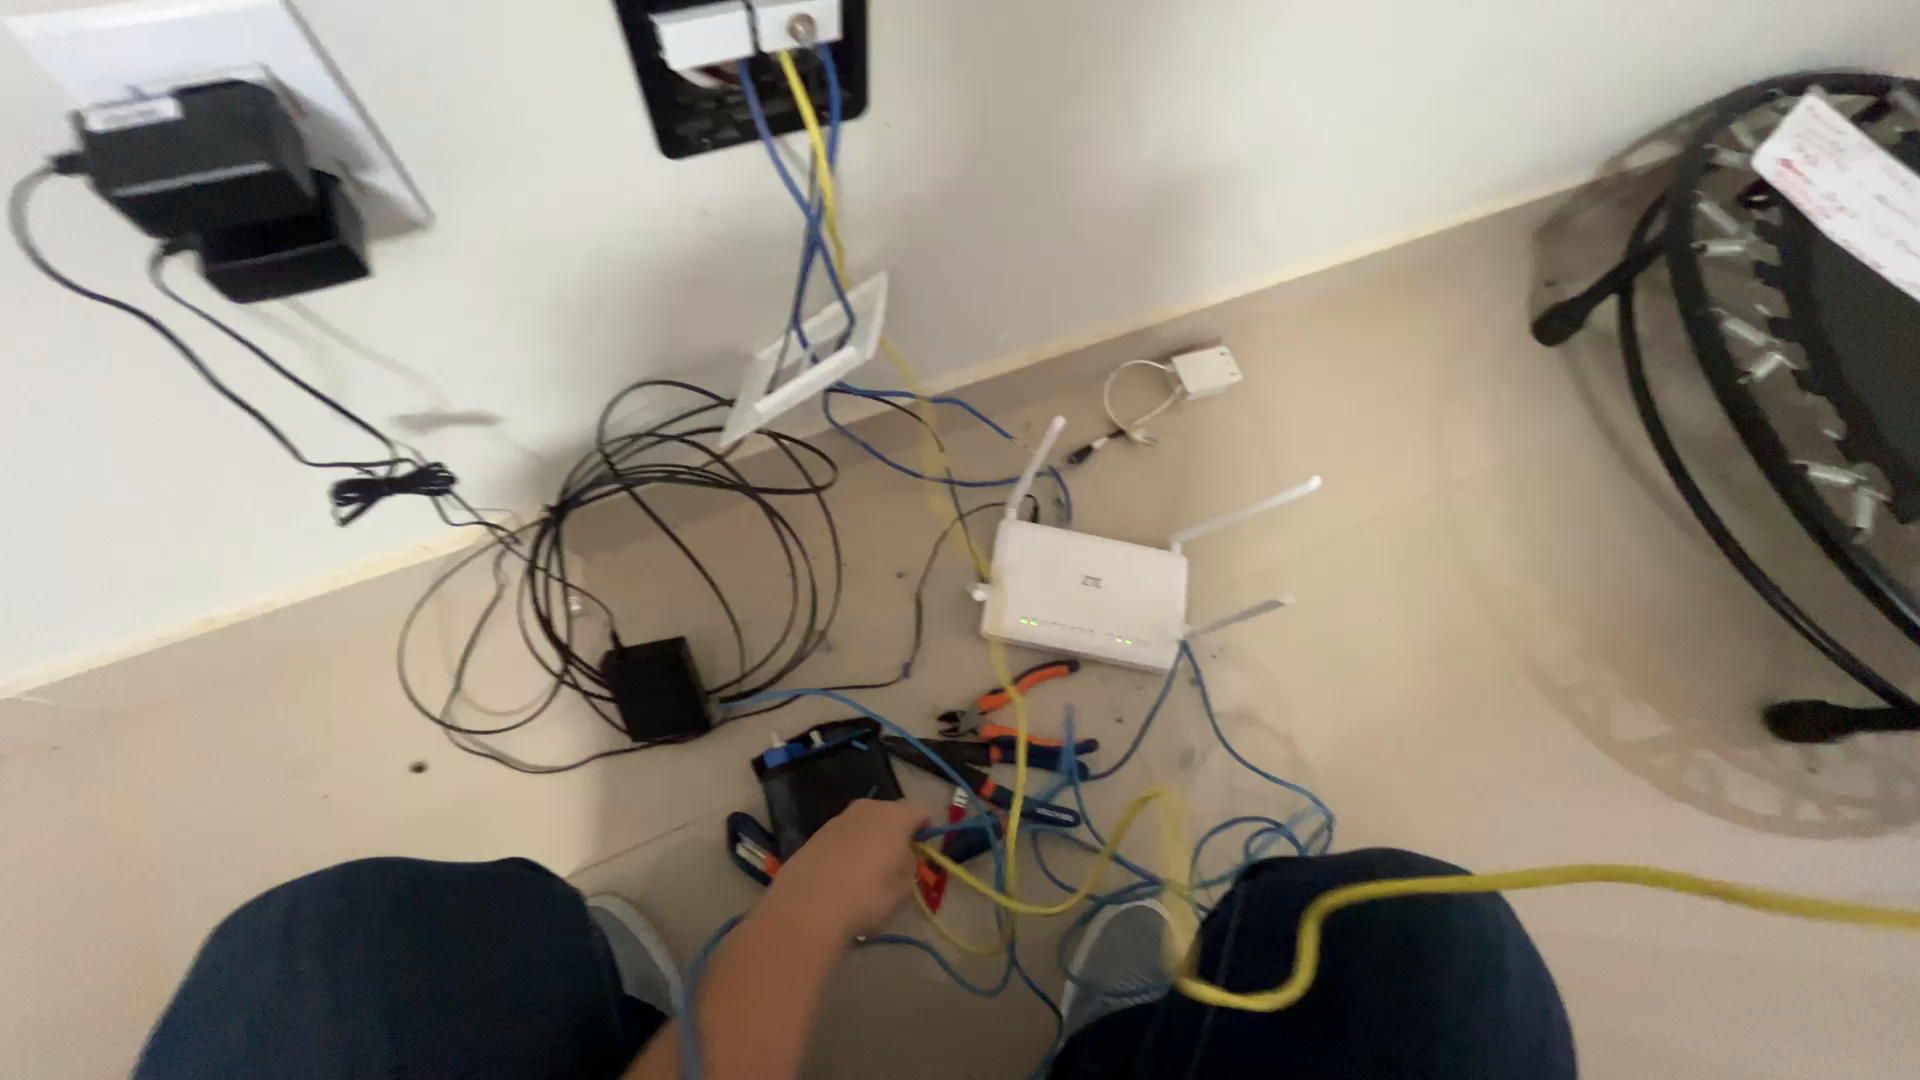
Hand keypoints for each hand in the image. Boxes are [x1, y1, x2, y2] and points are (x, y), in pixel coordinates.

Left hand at [762, 798, 925, 938]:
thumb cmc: (867, 895)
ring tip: (866, 870)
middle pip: (888, 813)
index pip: (918, 811)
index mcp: (894, 817)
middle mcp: (866, 809)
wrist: (808, 904)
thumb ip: (908, 864)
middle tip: (896, 858)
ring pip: (862, 824)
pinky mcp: (815, 835)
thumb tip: (902, 855)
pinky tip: (842, 876)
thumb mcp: (902, 888)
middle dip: (895, 831)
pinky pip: (841, 838)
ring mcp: (838, 820)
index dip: (925, 827)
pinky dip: (846, 849)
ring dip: (868, 839)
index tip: (924, 846)